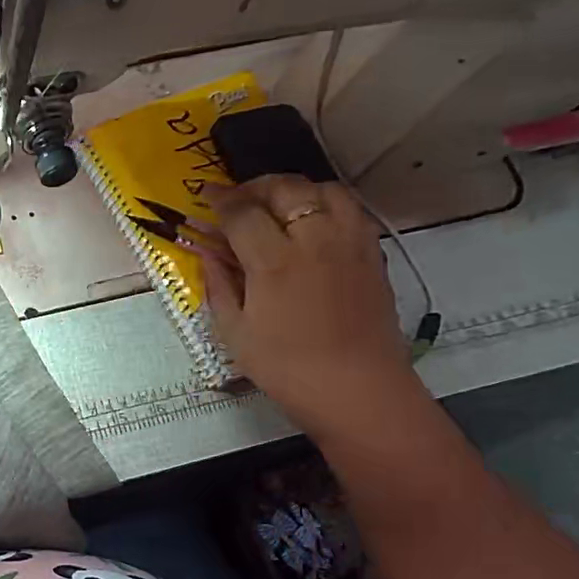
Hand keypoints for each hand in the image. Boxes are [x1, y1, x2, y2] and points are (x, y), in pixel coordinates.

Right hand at [197, 175, 418, 431]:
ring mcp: (349, 243)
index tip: (206, 195)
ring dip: (296, 190)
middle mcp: (314, 239)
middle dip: (256, 187)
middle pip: (285, 189)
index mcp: (274, 261)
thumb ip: (218, 287)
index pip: (242, 212)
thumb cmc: (287, 369)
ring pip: (325, 190)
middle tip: (239, 199)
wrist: (357, 391)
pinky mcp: (372, 255)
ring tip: (280, 206)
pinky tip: (314, 225)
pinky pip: (351, 211)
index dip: (220, 199)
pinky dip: (327, 205)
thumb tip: (207, 254)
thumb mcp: (236, 334)